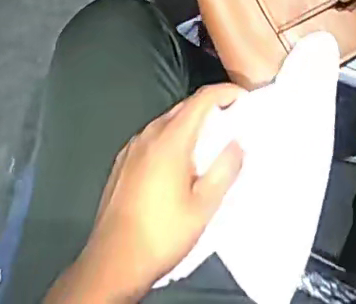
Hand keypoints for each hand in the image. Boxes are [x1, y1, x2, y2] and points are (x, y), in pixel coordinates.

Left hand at [51, 85, 245, 302]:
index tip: (242, 97)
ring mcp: (132, 146)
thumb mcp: (203, 207)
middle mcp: (149, 134)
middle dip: (209, 108)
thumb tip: (237, 143)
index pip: (202, 98)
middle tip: (230, 123)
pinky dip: (170, 139)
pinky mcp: (122, 161)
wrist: (112, 262)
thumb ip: (224, 170)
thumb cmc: (162, 234)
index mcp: (171, 139)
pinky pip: (152, 138)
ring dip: (189, 125)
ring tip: (206, 146)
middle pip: (184, 106)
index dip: (225, 92)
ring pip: (167, 122)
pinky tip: (176, 165)